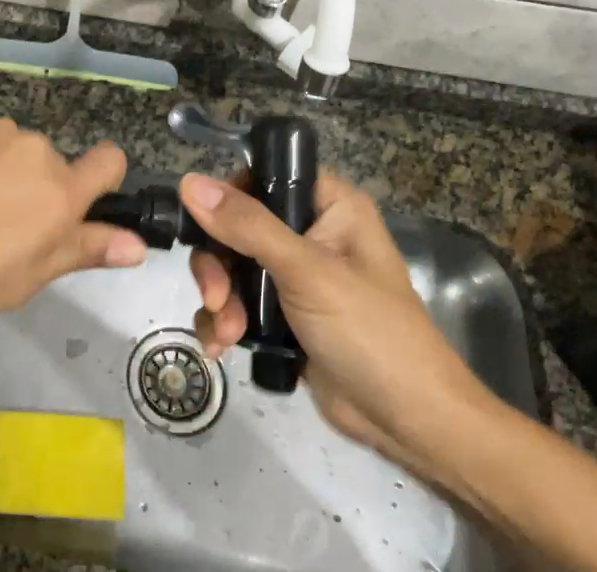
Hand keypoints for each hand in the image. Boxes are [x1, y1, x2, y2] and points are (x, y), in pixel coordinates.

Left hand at [0, 113, 144, 325]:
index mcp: (59, 192)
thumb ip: (80, 253)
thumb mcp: (20, 283)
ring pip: (15, 152)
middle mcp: (34, 149)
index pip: (111, 161)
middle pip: (55, 165)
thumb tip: (138, 244)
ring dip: (3, 176)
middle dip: (39, 193)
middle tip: (1, 235)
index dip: (104, 184)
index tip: (78, 213)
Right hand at [181, 170, 496, 467]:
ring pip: (231, 267)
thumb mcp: (307, 273)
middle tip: (216, 297)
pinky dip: (223, 322)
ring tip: (228, 334)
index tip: (204, 226)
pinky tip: (221, 347)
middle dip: (219, 266)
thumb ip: (248, 226)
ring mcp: (295, 278)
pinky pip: (236, 303)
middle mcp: (311, 234)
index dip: (228, 197)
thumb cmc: (370, 333)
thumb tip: (189, 181)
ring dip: (219, 300)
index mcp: (331, 208)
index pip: (265, 176)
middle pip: (236, 226)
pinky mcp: (283, 316)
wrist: (407, 420)